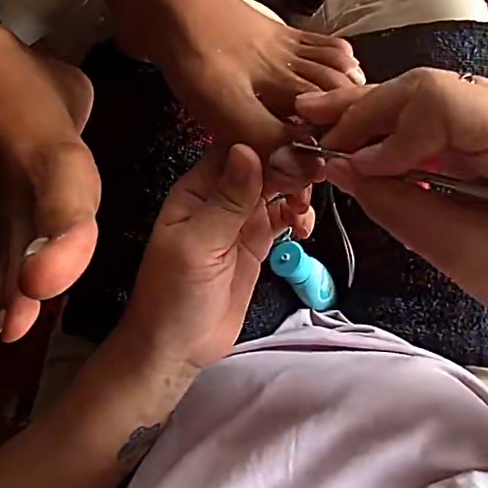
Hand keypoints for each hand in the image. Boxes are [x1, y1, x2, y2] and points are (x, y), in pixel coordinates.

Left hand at [114, 143, 315, 372]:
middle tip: (314, 177)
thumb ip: (227, 200)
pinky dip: (299, 215)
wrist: (178, 346)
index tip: (298, 147)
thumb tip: (247, 149)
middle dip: (289, 165)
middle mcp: (218, 196)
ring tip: (305, 208)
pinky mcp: (256, 241)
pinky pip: (283, 215)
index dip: (267, 142)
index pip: (234, 148)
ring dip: (297, 189)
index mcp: (196, 189)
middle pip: (261, 163)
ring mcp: (239, 219)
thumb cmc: (173, 296)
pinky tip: (303, 227)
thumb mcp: (198, 246)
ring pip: (276, 186)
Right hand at [295, 70, 487, 354]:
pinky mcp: (481, 137)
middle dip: (366, 110)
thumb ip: (397, 205)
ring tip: (316, 118)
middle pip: (428, 89)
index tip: (352, 166)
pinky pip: (423, 120)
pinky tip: (348, 133)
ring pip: (420, 97)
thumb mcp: (465, 252)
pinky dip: (382, 129)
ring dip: (366, 112)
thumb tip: (340, 168)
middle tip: (312, 127)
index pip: (446, 103)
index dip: (389, 130)